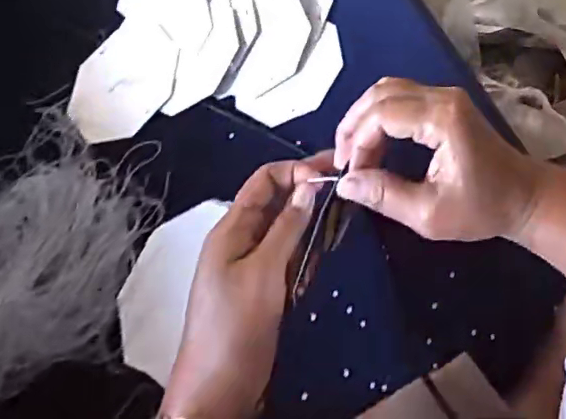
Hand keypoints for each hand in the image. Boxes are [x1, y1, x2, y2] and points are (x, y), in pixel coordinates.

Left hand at [160, 154, 330, 418]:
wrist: (217, 399)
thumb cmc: (233, 332)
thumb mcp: (263, 273)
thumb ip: (287, 227)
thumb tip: (310, 185)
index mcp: (232, 229)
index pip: (265, 179)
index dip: (296, 170)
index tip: (330, 175)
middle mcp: (242, 240)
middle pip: (278, 200)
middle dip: (310, 191)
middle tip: (348, 185)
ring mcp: (254, 265)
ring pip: (288, 227)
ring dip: (313, 219)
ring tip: (345, 212)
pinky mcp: (266, 287)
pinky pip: (291, 254)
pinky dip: (310, 247)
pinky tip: (329, 246)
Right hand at [333, 78, 544, 241]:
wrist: (524, 196)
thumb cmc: (483, 208)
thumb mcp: (430, 214)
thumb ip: (385, 196)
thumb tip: (346, 184)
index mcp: (442, 118)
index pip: (383, 114)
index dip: (358, 141)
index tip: (350, 174)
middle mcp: (442, 96)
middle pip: (381, 93)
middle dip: (354, 125)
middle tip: (342, 161)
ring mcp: (445, 94)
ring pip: (389, 89)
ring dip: (364, 117)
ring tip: (353, 152)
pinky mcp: (445, 101)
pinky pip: (402, 95)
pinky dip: (380, 114)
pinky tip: (373, 142)